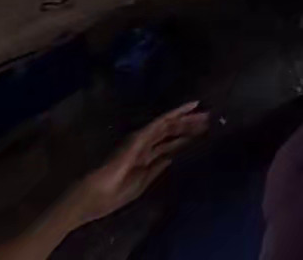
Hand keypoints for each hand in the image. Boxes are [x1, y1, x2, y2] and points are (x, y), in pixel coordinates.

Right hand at [56, 102, 210, 228]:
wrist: (91, 197)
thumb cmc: (112, 196)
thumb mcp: (140, 184)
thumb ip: (156, 169)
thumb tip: (171, 158)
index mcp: (145, 159)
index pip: (170, 145)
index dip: (186, 139)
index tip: (203, 133)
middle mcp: (146, 146)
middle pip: (173, 132)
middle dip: (191, 125)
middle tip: (210, 118)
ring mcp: (143, 138)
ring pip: (171, 123)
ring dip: (188, 118)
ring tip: (206, 111)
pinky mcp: (141, 135)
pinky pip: (162, 120)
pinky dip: (177, 112)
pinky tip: (190, 106)